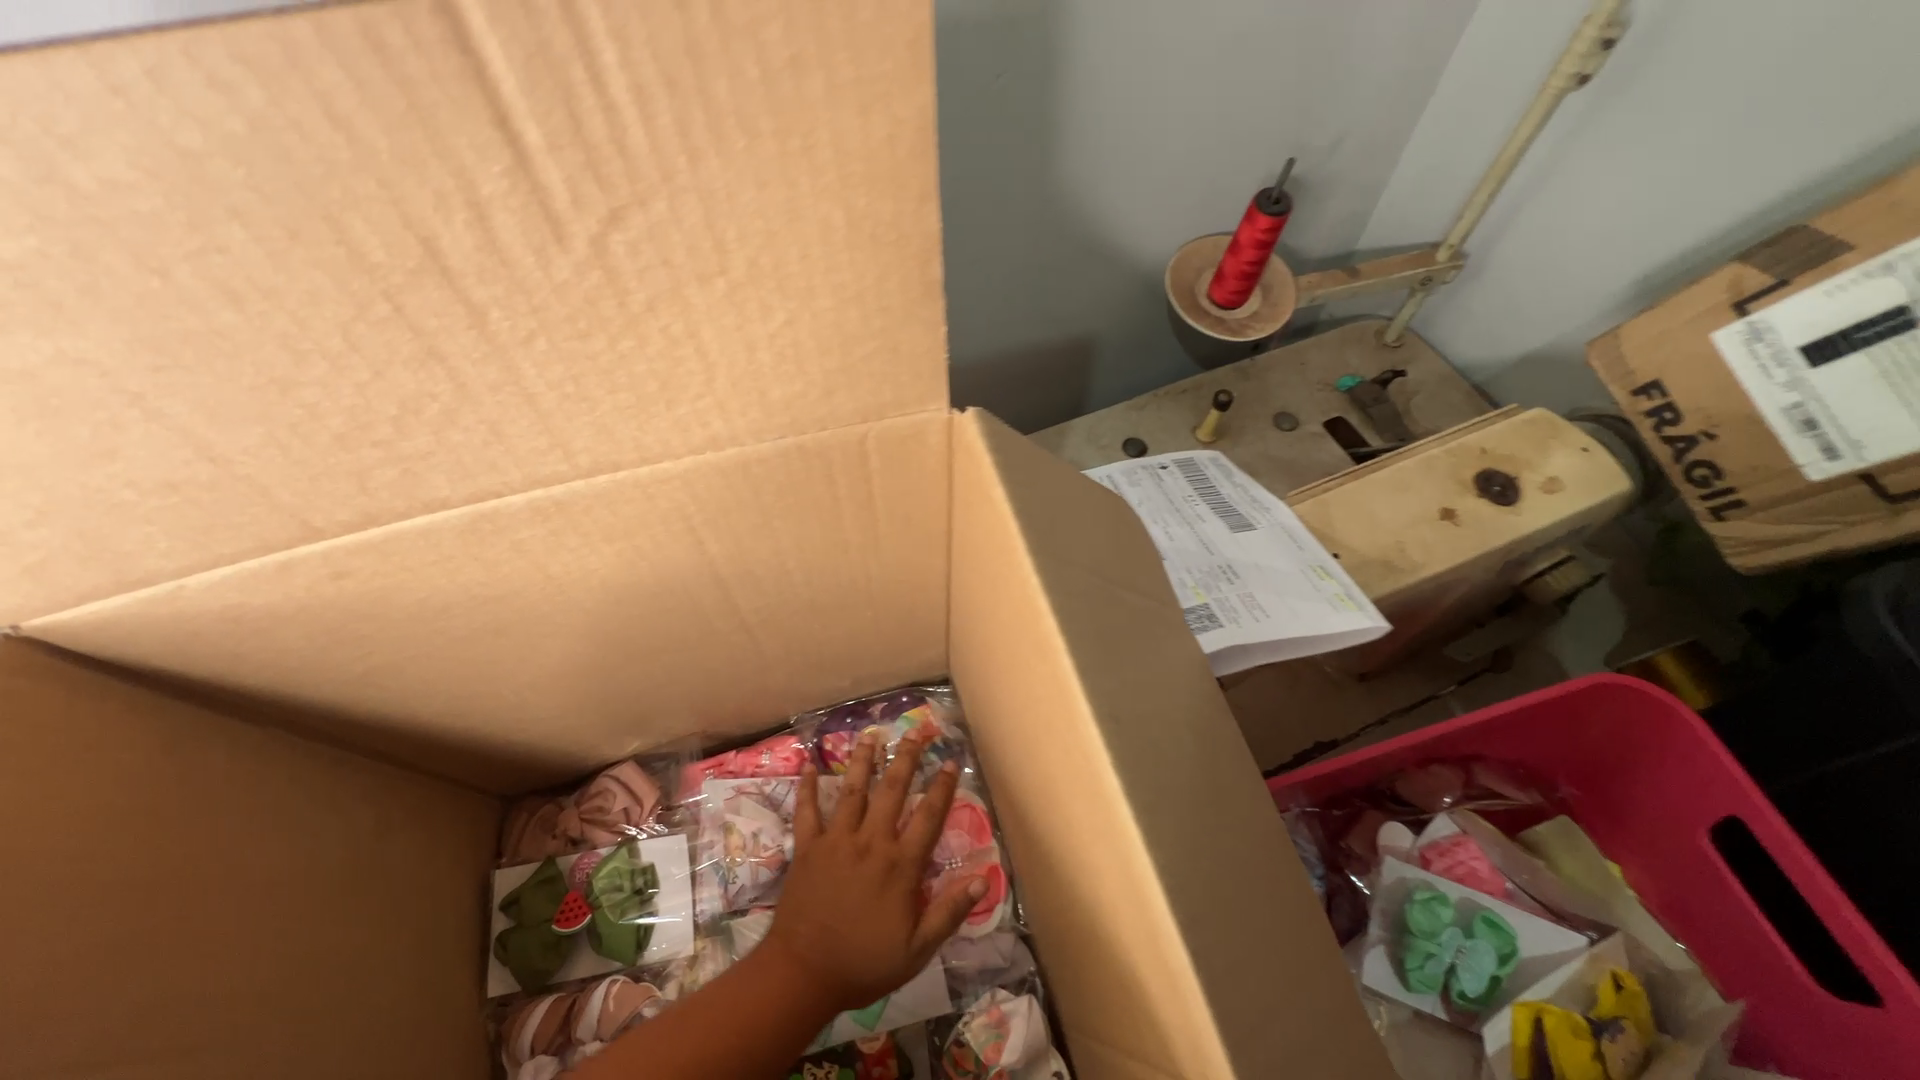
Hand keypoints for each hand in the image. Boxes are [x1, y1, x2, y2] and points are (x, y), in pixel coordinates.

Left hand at [759, 728, 983, 1012]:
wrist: (803, 973)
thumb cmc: (864, 964)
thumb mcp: (917, 949)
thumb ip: (950, 912)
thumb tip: (984, 879)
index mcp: (900, 866)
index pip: (928, 817)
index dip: (942, 788)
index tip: (950, 762)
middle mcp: (870, 843)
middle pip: (892, 791)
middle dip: (907, 757)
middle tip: (918, 731)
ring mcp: (836, 842)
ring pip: (853, 791)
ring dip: (863, 761)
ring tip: (871, 736)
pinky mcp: (807, 849)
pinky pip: (807, 812)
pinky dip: (808, 788)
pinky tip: (810, 767)